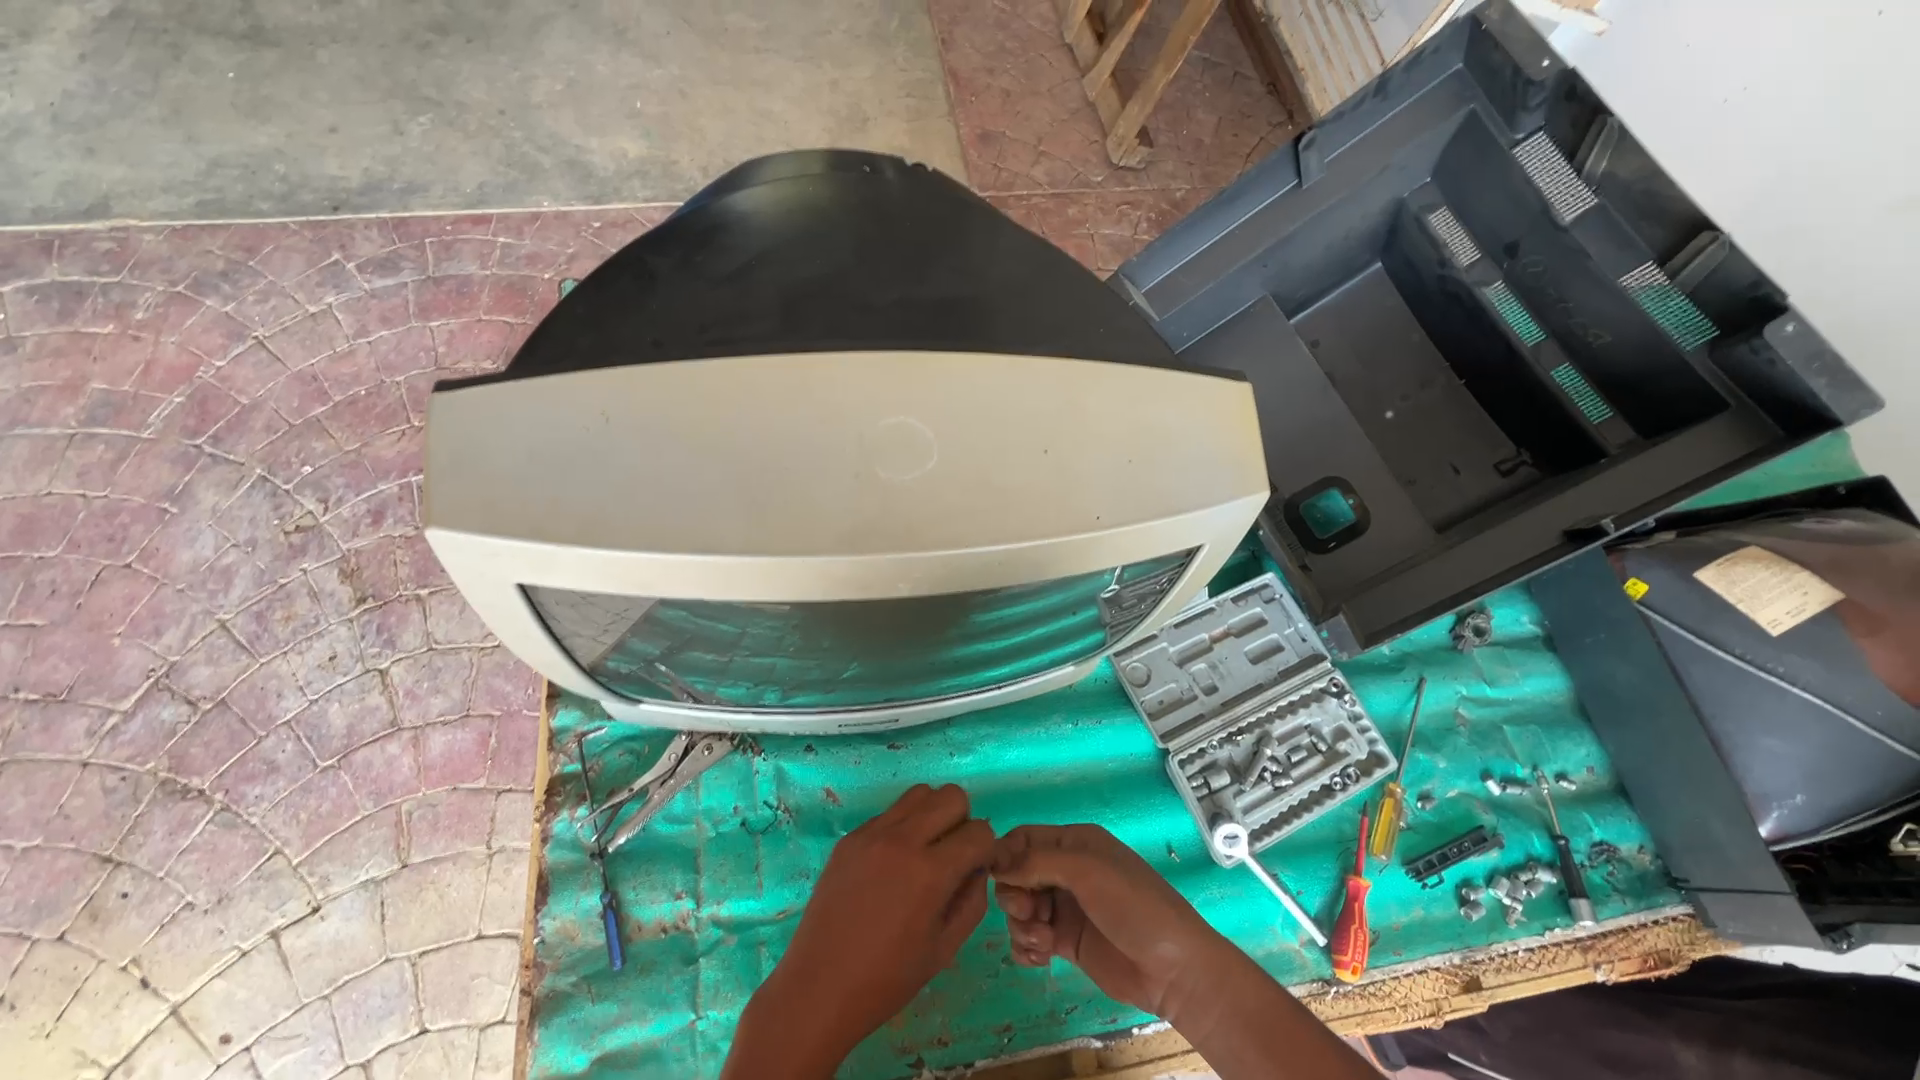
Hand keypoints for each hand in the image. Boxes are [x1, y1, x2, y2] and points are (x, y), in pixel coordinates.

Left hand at [725, 784, 993, 1076]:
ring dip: (933, 815)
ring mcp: (870, 835)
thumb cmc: (888, 978)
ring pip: (919, 793)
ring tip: (924, 853)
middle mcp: (901, 841)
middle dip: (963, 823)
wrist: (819, 988)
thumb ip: (973, 899)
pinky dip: (902, 827)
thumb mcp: (946, 947)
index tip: (976, 871)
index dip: (986, 851)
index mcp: (930, 872)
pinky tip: (892, 866)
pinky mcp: (849, 839)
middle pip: (951, 796)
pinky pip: (888, 814)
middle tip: (953, 857)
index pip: (980, 832)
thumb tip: (977, 867)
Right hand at [993, 824, 1237, 1021]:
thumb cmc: (1135, 907)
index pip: (1023, 839)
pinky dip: (1027, 947)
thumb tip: (996, 864)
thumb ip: (1038, 861)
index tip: (999, 879)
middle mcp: (1068, 871)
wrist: (1173, 969)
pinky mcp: (1066, 942)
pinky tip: (1042, 958)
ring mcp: (1066, 908)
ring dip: (1021, 924)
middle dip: (1014, 895)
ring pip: (1019, 908)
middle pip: (1016, 875)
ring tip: (1044, 941)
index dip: (1005, 856)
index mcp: (1076, 843)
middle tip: (1030, 913)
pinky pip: (1029, 938)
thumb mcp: (1088, 871)